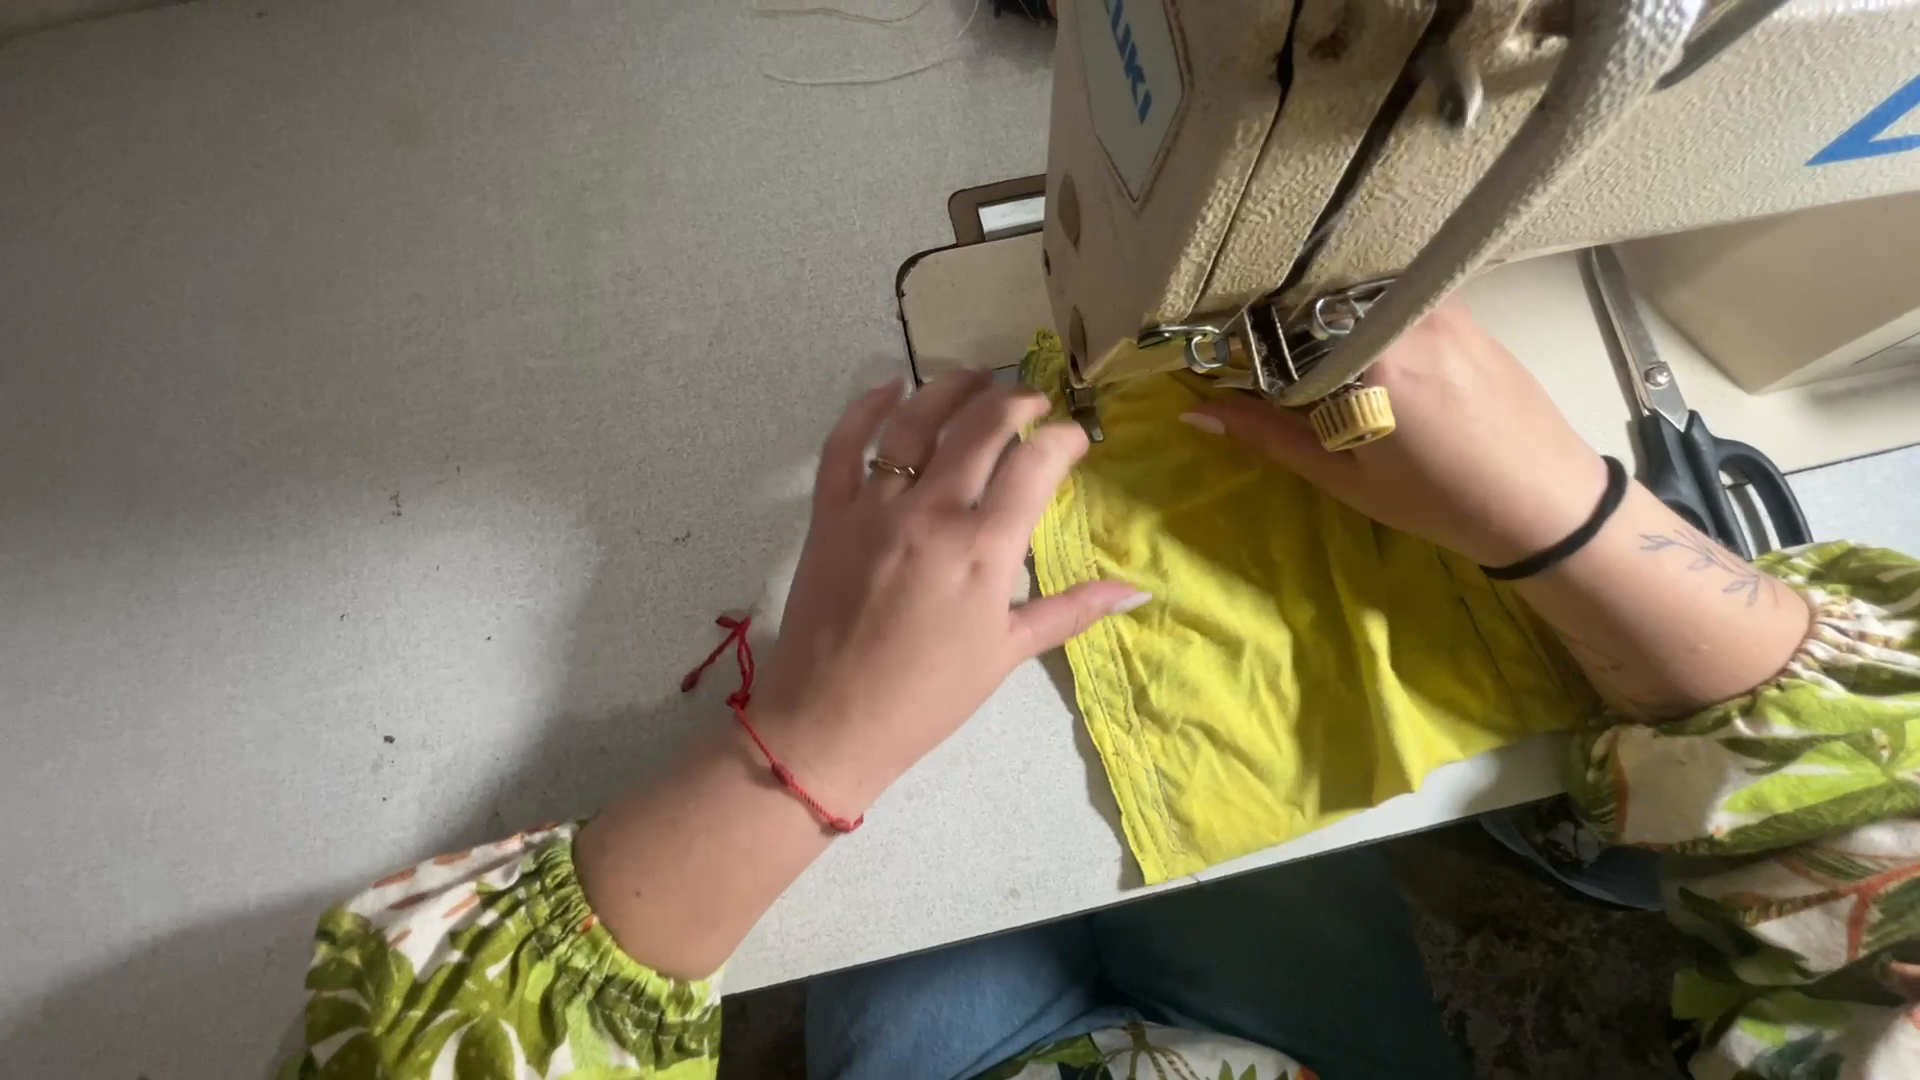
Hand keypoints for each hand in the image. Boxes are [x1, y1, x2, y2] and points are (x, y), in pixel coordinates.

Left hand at [751, 372, 1147, 812]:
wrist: (831, 722)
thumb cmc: (927, 697)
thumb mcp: (1007, 653)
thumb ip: (1070, 610)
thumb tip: (1136, 590)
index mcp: (983, 549)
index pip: (1035, 464)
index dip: (1063, 439)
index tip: (1074, 438)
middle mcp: (931, 512)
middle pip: (980, 427)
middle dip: (1016, 401)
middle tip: (1033, 399)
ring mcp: (873, 507)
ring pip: (914, 421)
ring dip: (949, 388)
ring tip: (974, 377)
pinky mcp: (828, 513)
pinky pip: (843, 445)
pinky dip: (864, 408)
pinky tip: (889, 388)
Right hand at [1184, 301, 1605, 566]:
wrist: (1541, 499)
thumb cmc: (1434, 498)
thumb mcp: (1341, 473)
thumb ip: (1267, 435)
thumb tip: (1196, 413)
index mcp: (1372, 360)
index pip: (1280, 324)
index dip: (1243, 338)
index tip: (1222, 356)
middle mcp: (1407, 316)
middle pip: (1316, 299)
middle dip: (1281, 323)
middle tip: (1261, 355)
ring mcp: (1441, 306)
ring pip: (1354, 295)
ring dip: (1322, 319)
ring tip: (1311, 357)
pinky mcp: (1462, 309)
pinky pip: (1391, 298)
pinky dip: (1361, 317)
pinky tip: (1358, 350)